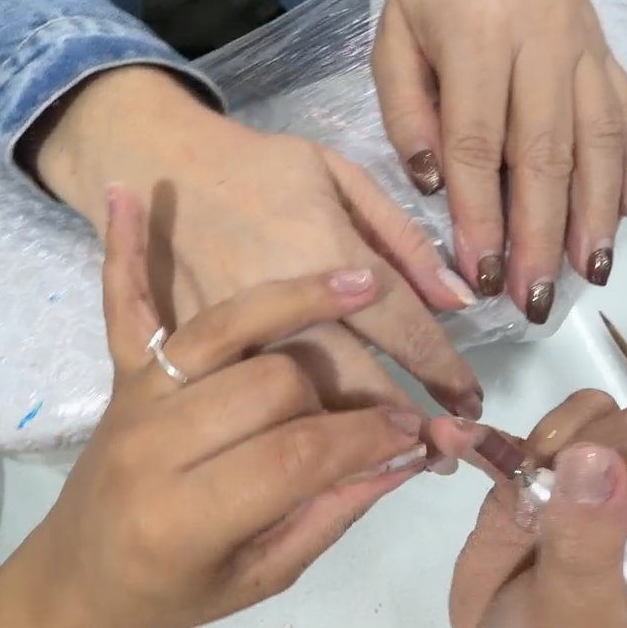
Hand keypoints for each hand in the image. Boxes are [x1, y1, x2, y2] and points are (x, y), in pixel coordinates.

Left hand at [0, 186, 432, 627]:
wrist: (77, 575)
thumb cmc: (173, 591)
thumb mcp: (260, 578)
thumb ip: (330, 514)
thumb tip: (409, 460)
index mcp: (189, 513)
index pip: (303, 454)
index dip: (373, 440)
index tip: (426, 434)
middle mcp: (156, 444)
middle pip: (275, 383)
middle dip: (348, 390)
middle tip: (394, 402)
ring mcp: (135, 396)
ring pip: (229, 328)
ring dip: (297, 298)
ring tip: (363, 279)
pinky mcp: (120, 370)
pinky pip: (121, 301)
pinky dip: (122, 247)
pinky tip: (128, 192)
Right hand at [35, 66, 482, 417]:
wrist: (156, 166)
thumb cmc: (258, 167)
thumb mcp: (337, 176)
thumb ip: (399, 238)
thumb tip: (459, 298)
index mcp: (320, 248)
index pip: (400, 324)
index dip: (442, 368)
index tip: (470, 401)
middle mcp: (276, 301)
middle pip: (352, 380)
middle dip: (402, 423)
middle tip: (441, 451)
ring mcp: (227, 334)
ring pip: (295, 407)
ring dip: (349, 441)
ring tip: (391, 461)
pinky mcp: (189, 356)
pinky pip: (243, 409)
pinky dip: (283, 433)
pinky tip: (316, 454)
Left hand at [377, 0, 626, 320]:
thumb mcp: (392, 43)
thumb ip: (407, 112)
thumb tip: (435, 184)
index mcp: (476, 39)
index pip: (480, 144)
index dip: (482, 215)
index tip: (481, 274)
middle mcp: (541, 45)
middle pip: (546, 154)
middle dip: (542, 235)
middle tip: (534, 299)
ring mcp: (584, 50)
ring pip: (599, 141)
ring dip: (597, 214)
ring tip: (592, 273)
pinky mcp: (607, 54)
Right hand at [432, 392, 626, 627]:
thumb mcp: (574, 624)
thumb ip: (585, 548)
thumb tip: (593, 459)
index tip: (590, 494)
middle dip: (593, 449)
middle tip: (541, 496)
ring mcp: (598, 484)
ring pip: (599, 415)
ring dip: (552, 436)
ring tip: (517, 487)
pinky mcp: (547, 474)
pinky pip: (541, 427)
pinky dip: (502, 432)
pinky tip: (466, 445)